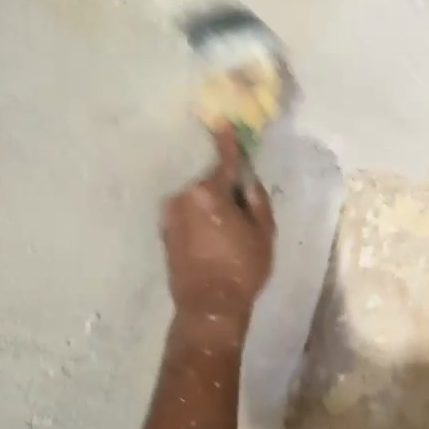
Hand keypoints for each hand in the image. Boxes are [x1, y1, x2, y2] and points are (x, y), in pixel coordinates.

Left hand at [163, 128, 275, 332]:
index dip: (227, 141)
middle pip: (211, 183)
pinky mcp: (165, 232)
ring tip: (229, 234)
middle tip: (244, 213)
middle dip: (226, 190)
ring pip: (199, 200)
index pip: (223, 160)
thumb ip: (256, 198)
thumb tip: (247, 180)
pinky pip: (189, 214)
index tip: (222, 121)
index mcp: (208, 192)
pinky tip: (214, 240)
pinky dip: (201, 219)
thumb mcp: (263, 231)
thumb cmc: (242, 268)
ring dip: (213, 207)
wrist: (208, 307)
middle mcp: (183, 197)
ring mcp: (170, 215)